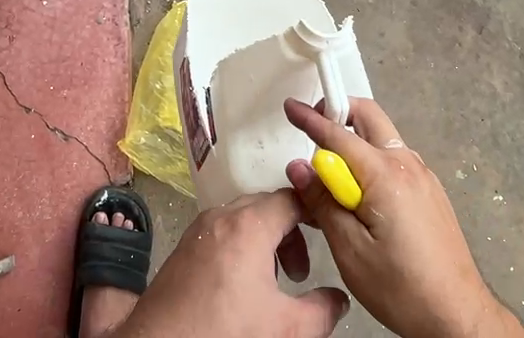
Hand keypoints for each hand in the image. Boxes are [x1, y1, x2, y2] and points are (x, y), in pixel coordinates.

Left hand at [119, 189, 347, 337]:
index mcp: (249, 225)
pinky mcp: (185, 246)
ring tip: (272, 280)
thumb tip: (339, 299)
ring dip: (265, 239)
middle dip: (289, 232)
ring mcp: (200, 229)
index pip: (290, 198)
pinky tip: (242, 284)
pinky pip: (221, 230)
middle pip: (266, 206)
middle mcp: (222, 216)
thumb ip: (321, 311)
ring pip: (242, 218)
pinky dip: (240, 245)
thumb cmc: (226, 331)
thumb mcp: (285, 328)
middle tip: (299, 272)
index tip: (329, 228)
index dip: (314, 209)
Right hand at [285, 98, 523, 337]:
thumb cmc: (403, 288)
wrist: (457, 316)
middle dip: (339, 112)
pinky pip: (395, 159)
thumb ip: (322, 202)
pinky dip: (373, 161)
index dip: (309, 119)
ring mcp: (423, 176)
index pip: (337, 134)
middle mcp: (407, 165)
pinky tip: (363, 197)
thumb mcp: (349, 250)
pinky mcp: (430, 191)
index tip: (292, 108)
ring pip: (383, 137)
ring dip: (357, 140)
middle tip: (315, 128)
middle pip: (369, 115)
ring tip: (336, 175)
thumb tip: (301, 169)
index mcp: (384, 175)